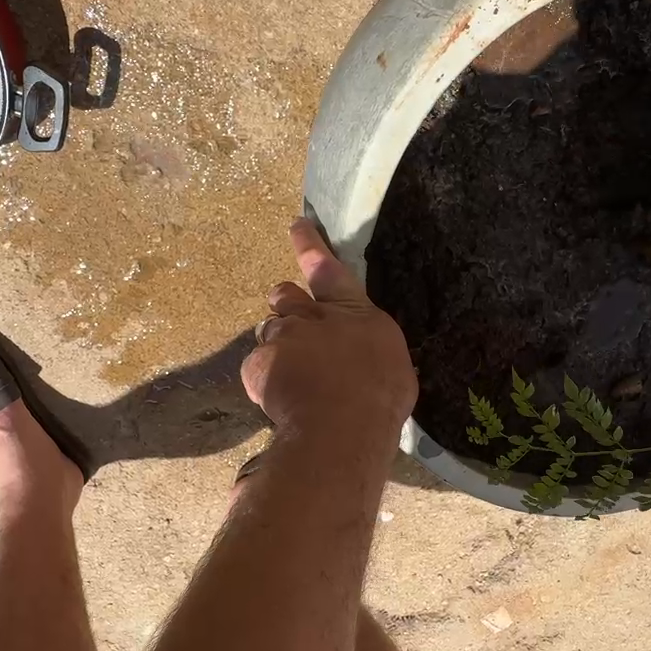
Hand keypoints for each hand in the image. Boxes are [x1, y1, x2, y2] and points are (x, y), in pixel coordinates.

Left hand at [241, 219, 416, 445]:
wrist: (343, 426)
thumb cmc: (381, 398)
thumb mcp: (394, 368)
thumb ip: (372, 353)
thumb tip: (370, 359)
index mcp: (355, 313)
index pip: (328, 268)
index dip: (310, 244)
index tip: (296, 224)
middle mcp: (315, 317)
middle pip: (287, 295)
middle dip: (285, 303)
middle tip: (291, 324)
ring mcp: (285, 339)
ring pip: (269, 332)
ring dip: (276, 346)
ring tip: (290, 377)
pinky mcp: (259, 364)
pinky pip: (256, 367)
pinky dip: (264, 380)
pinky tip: (280, 400)